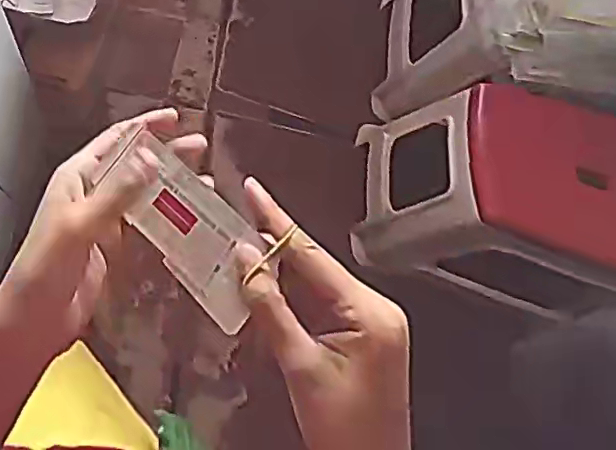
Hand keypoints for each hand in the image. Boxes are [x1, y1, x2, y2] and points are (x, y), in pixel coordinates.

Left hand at [0, 108, 205, 355]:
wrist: (30, 324)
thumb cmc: (44, 268)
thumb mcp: (80, 225)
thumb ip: (116, 193)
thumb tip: (151, 158)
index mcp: (77, 176)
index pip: (116, 140)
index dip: (144, 126)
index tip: (174, 118)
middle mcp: (92, 192)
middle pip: (135, 165)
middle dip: (167, 155)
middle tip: (199, 148)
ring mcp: (103, 221)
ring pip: (144, 196)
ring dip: (172, 189)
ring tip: (205, 184)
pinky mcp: (113, 250)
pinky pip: (145, 228)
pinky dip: (167, 222)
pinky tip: (190, 222)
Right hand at [237, 178, 410, 449]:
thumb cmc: (345, 433)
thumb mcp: (301, 368)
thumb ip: (271, 308)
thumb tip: (246, 258)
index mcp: (370, 310)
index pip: (312, 254)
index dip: (277, 220)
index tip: (254, 190)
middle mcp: (374, 307)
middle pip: (313, 264)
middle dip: (275, 242)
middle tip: (241, 214)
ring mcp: (369, 320)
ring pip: (313, 281)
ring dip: (279, 267)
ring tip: (245, 241)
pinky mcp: (359, 333)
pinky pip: (318, 301)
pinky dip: (290, 292)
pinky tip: (265, 279)